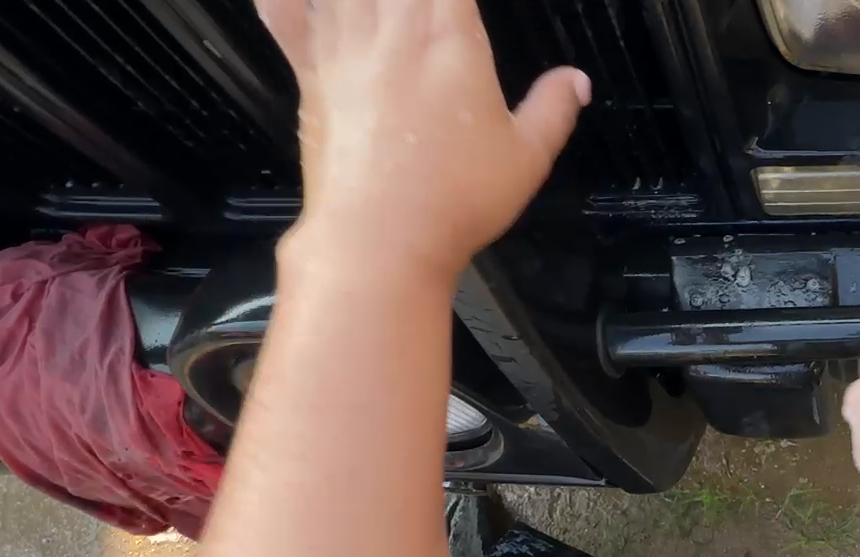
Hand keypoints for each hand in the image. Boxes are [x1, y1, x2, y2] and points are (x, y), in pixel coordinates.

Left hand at [258, 0, 589, 280]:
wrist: (385, 231)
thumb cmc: (464, 195)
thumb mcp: (528, 157)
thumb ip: (553, 110)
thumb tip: (577, 79)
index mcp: (450, 34)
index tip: (466, 11)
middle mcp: (389, 18)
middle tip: (434, 13)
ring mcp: (338, 36)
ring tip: (392, 15)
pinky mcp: (303, 64)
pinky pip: (282, 5)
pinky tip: (311, 6)